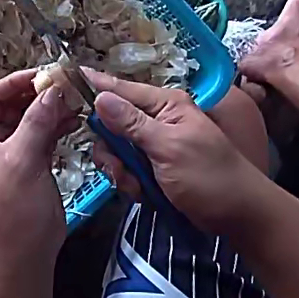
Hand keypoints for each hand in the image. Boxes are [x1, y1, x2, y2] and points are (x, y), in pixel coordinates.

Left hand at [0, 70, 76, 265]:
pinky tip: (76, 118)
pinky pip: (46, 135)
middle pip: (15, 105)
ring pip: (33, 119)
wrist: (24, 255)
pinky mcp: (35, 163)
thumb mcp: (22, 160)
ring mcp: (15, 153)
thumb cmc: (13, 209)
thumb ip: (37, 121)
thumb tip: (54, 89)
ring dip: (53, 108)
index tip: (47, 74)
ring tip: (77, 99)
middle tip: (69, 84)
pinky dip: (60, 125)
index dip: (17, 81)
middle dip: (40, 94)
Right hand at [85, 71, 271, 235]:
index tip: (60, 81)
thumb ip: (132, 123)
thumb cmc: (209, 176)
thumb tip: (100, 96)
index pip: (120, 88)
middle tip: (120, 171)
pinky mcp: (155, 168)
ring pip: (117, 151)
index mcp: (165, 104)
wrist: (238, 216)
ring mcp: (156, 145)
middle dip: (111, 150)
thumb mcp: (168, 147)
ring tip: (139, 187)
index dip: (92, 86)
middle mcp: (158, 119)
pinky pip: (129, 171)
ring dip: (122, 172)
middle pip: (112, 123)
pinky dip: (132, 184)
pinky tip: (145, 195)